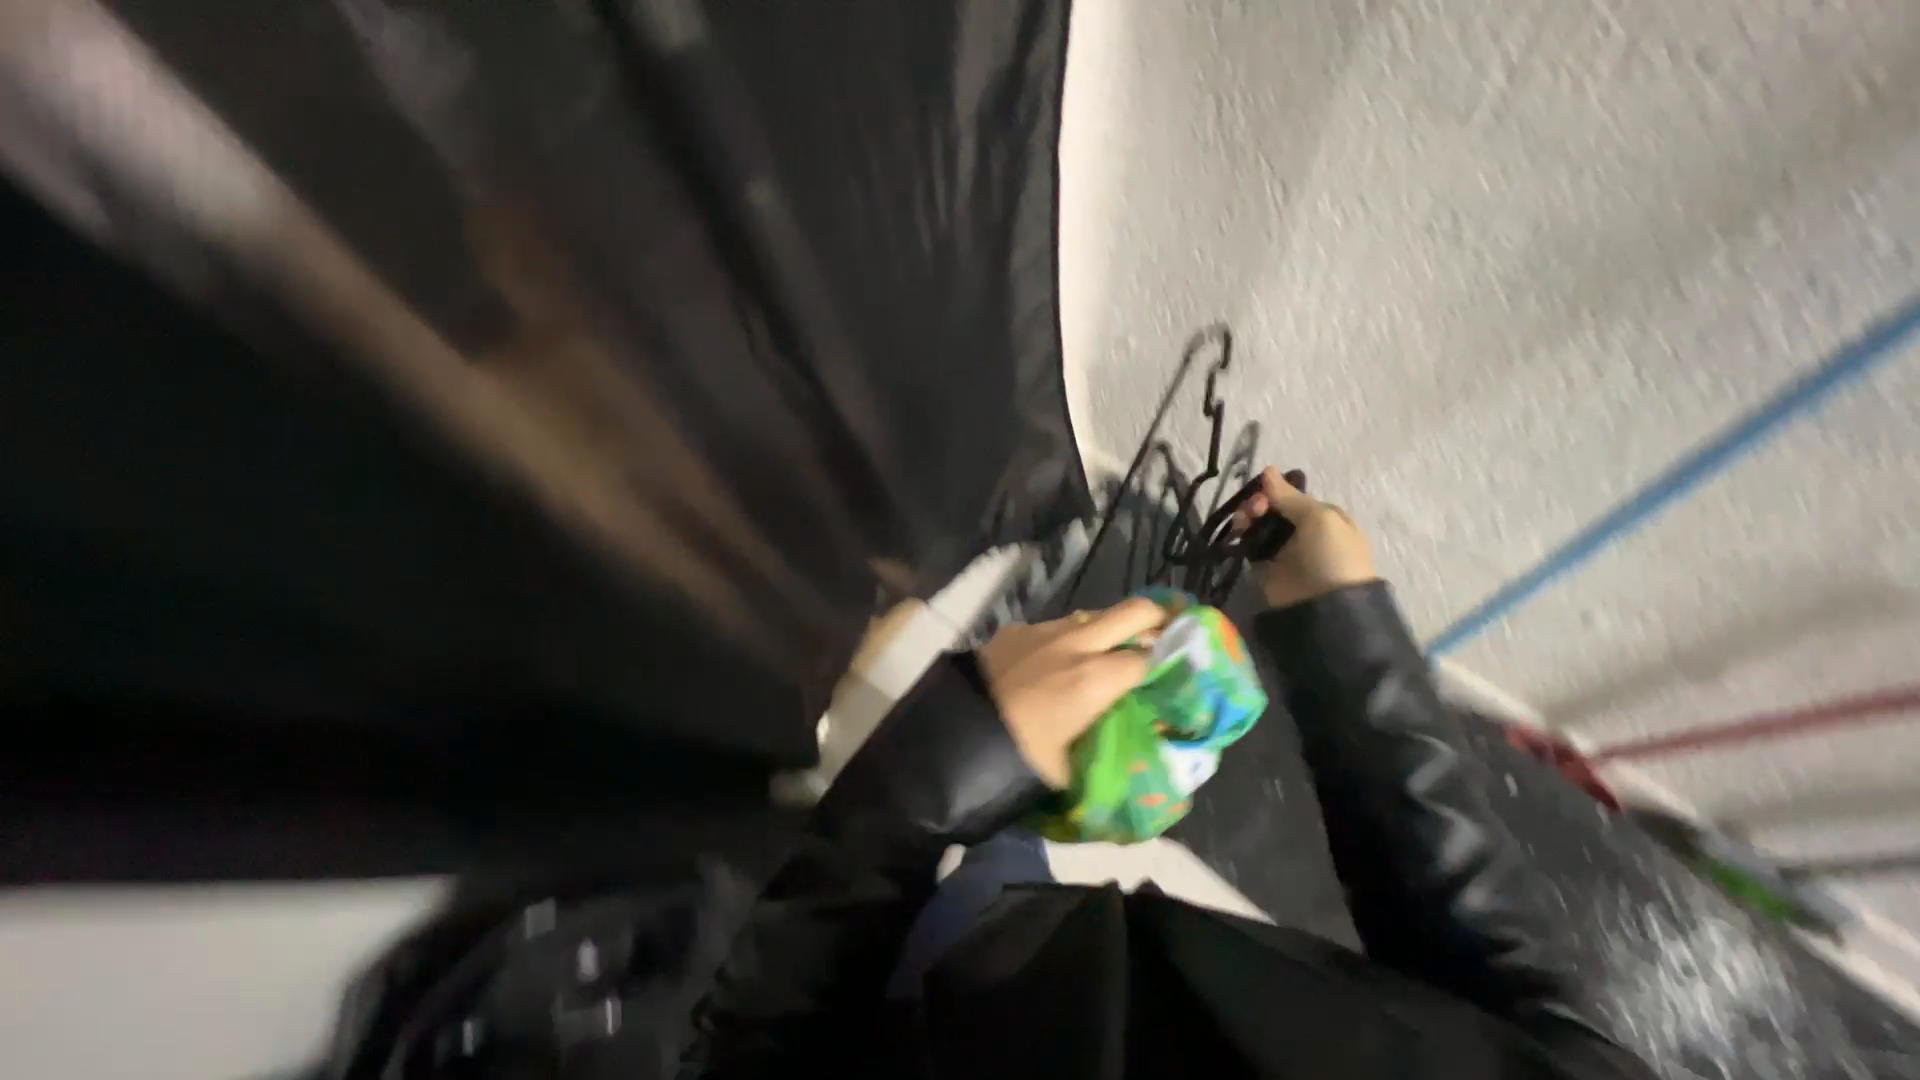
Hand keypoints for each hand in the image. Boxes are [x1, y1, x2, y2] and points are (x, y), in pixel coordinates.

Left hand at [976, 597, 1168, 787]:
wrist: (948, 736)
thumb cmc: (1014, 759)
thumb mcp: (1069, 769)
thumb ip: (1103, 750)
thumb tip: (1124, 745)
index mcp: (1097, 678)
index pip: (1152, 658)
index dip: (1174, 661)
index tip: (1186, 669)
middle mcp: (1076, 643)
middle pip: (1133, 611)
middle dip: (1160, 617)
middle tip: (1174, 629)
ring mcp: (1043, 630)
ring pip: (1093, 615)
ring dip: (1112, 627)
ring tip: (1118, 648)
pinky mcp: (1014, 630)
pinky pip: (1057, 625)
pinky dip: (1072, 636)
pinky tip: (1062, 659)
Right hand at [1235, 466, 1377, 607]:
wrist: (1326, 605)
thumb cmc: (1331, 554)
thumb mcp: (1319, 517)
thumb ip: (1289, 495)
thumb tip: (1268, 469)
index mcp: (1322, 517)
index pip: (1291, 496)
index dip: (1275, 491)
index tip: (1262, 493)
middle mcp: (1302, 532)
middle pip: (1272, 509)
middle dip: (1258, 504)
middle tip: (1252, 510)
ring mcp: (1283, 551)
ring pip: (1258, 526)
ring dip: (1248, 518)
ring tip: (1242, 522)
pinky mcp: (1265, 569)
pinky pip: (1249, 547)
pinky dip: (1241, 538)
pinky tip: (1238, 534)